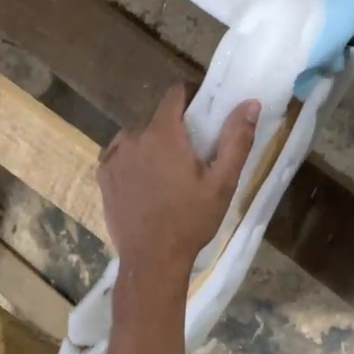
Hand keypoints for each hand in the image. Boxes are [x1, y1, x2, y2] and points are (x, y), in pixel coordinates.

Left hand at [99, 85, 259, 272]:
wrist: (152, 260)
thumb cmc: (191, 220)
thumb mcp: (222, 182)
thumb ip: (236, 139)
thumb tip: (250, 103)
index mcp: (163, 133)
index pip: (175, 93)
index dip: (192, 94)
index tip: (205, 108)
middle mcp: (133, 136)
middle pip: (157, 115)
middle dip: (175, 124)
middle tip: (193, 150)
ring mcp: (113, 155)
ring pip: (138, 134)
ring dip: (154, 141)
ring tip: (170, 168)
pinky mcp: (103, 174)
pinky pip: (122, 153)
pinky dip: (135, 157)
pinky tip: (148, 181)